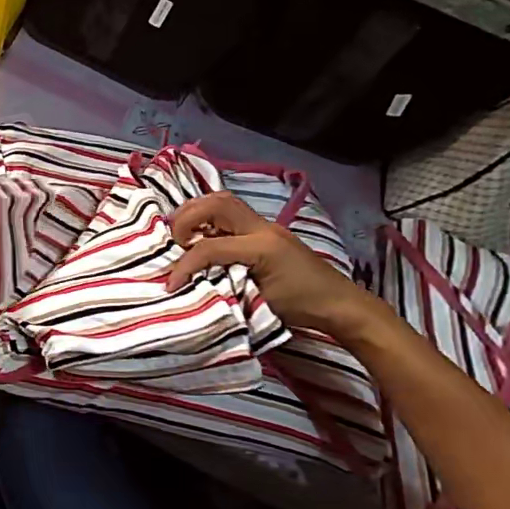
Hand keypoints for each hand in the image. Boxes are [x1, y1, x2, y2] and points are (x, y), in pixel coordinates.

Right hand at [166, 192, 388, 337]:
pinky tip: (201, 237)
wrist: (339, 304)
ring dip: (196, 213)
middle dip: (186, 219)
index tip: (170, 284)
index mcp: (261, 247)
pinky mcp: (266, 231)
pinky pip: (231, 213)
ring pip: (223, 201)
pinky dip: (209, 219)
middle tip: (173, 242)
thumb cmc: (301, 307)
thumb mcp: (259, 304)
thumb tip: (193, 287)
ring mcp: (265, 226)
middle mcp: (262, 228)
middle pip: (216, 204)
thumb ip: (224, 288)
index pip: (210, 246)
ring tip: (182, 236)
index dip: (185, 265)